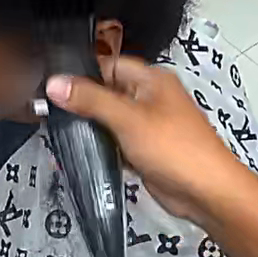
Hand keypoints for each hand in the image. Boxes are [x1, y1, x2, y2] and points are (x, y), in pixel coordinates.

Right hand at [45, 59, 257, 226]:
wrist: (205, 192)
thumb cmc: (177, 149)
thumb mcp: (128, 118)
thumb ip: (91, 99)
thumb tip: (56, 83)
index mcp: (152, 80)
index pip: (109, 64)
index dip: (83, 73)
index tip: (54, 86)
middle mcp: (151, 99)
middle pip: (108, 93)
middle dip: (83, 103)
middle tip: (52, 113)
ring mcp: (149, 126)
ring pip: (111, 121)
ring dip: (91, 129)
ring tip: (60, 134)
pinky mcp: (146, 152)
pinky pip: (118, 144)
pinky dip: (103, 149)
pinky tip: (81, 155)